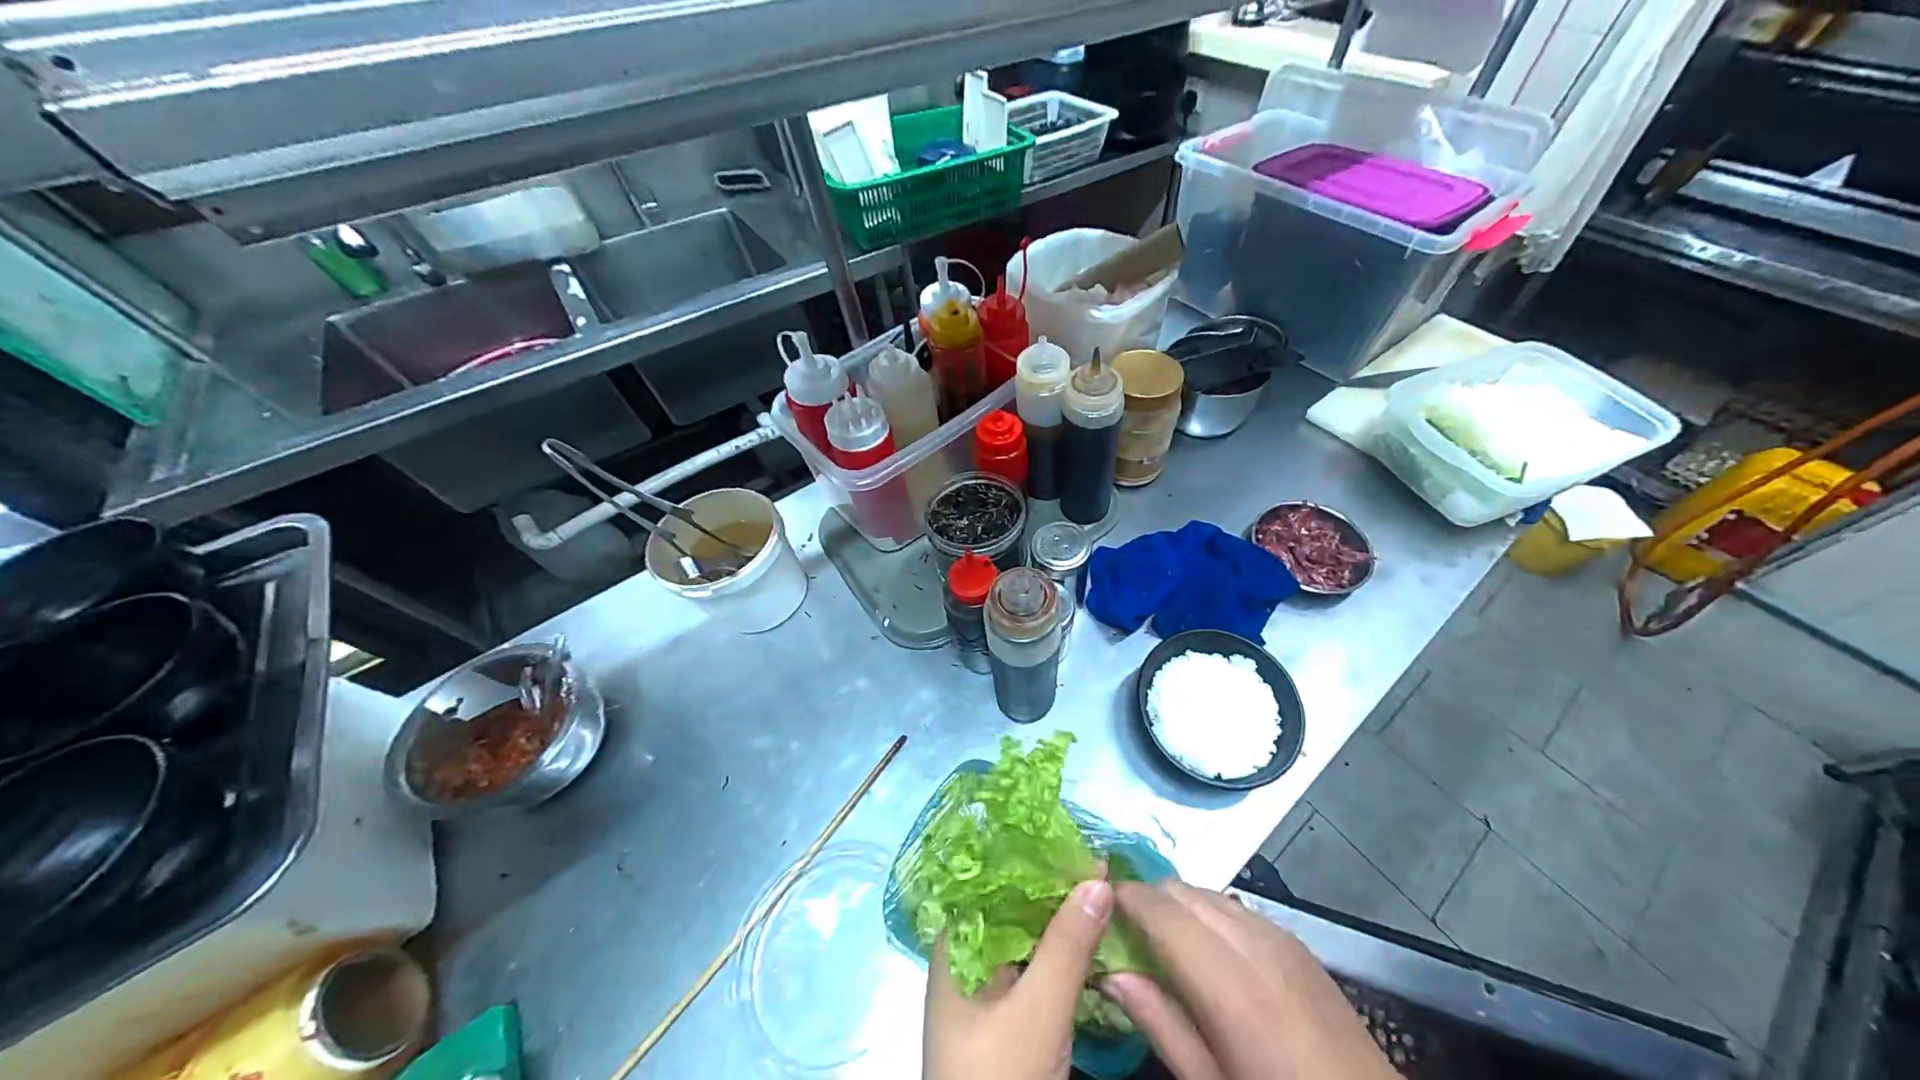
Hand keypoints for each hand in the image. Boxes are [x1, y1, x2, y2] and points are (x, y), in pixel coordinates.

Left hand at [923, 879, 1113, 1079]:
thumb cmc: (998, 1076)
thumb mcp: (1036, 1009)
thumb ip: (1066, 945)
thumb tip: (1097, 876)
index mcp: (955, 947)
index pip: (990, 883)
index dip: (1029, 859)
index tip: (1071, 839)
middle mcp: (967, 961)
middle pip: (1011, 910)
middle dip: (1053, 888)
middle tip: (1099, 861)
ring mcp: (988, 993)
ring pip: (1027, 941)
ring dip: (1062, 921)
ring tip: (1104, 889)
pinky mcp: (1009, 1020)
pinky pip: (1037, 971)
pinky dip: (1064, 955)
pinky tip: (1094, 941)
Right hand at [1102, 881, 1396, 1079]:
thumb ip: (1160, 1024)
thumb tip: (1110, 972)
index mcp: (1230, 984)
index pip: (1162, 911)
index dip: (1124, 897)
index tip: (1094, 902)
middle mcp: (1255, 945)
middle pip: (1184, 892)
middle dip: (1148, 898)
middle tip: (1121, 927)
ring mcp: (1282, 940)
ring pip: (1210, 894)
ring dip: (1178, 904)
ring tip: (1159, 938)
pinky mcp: (1300, 946)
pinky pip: (1239, 909)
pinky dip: (1209, 913)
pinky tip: (1206, 949)